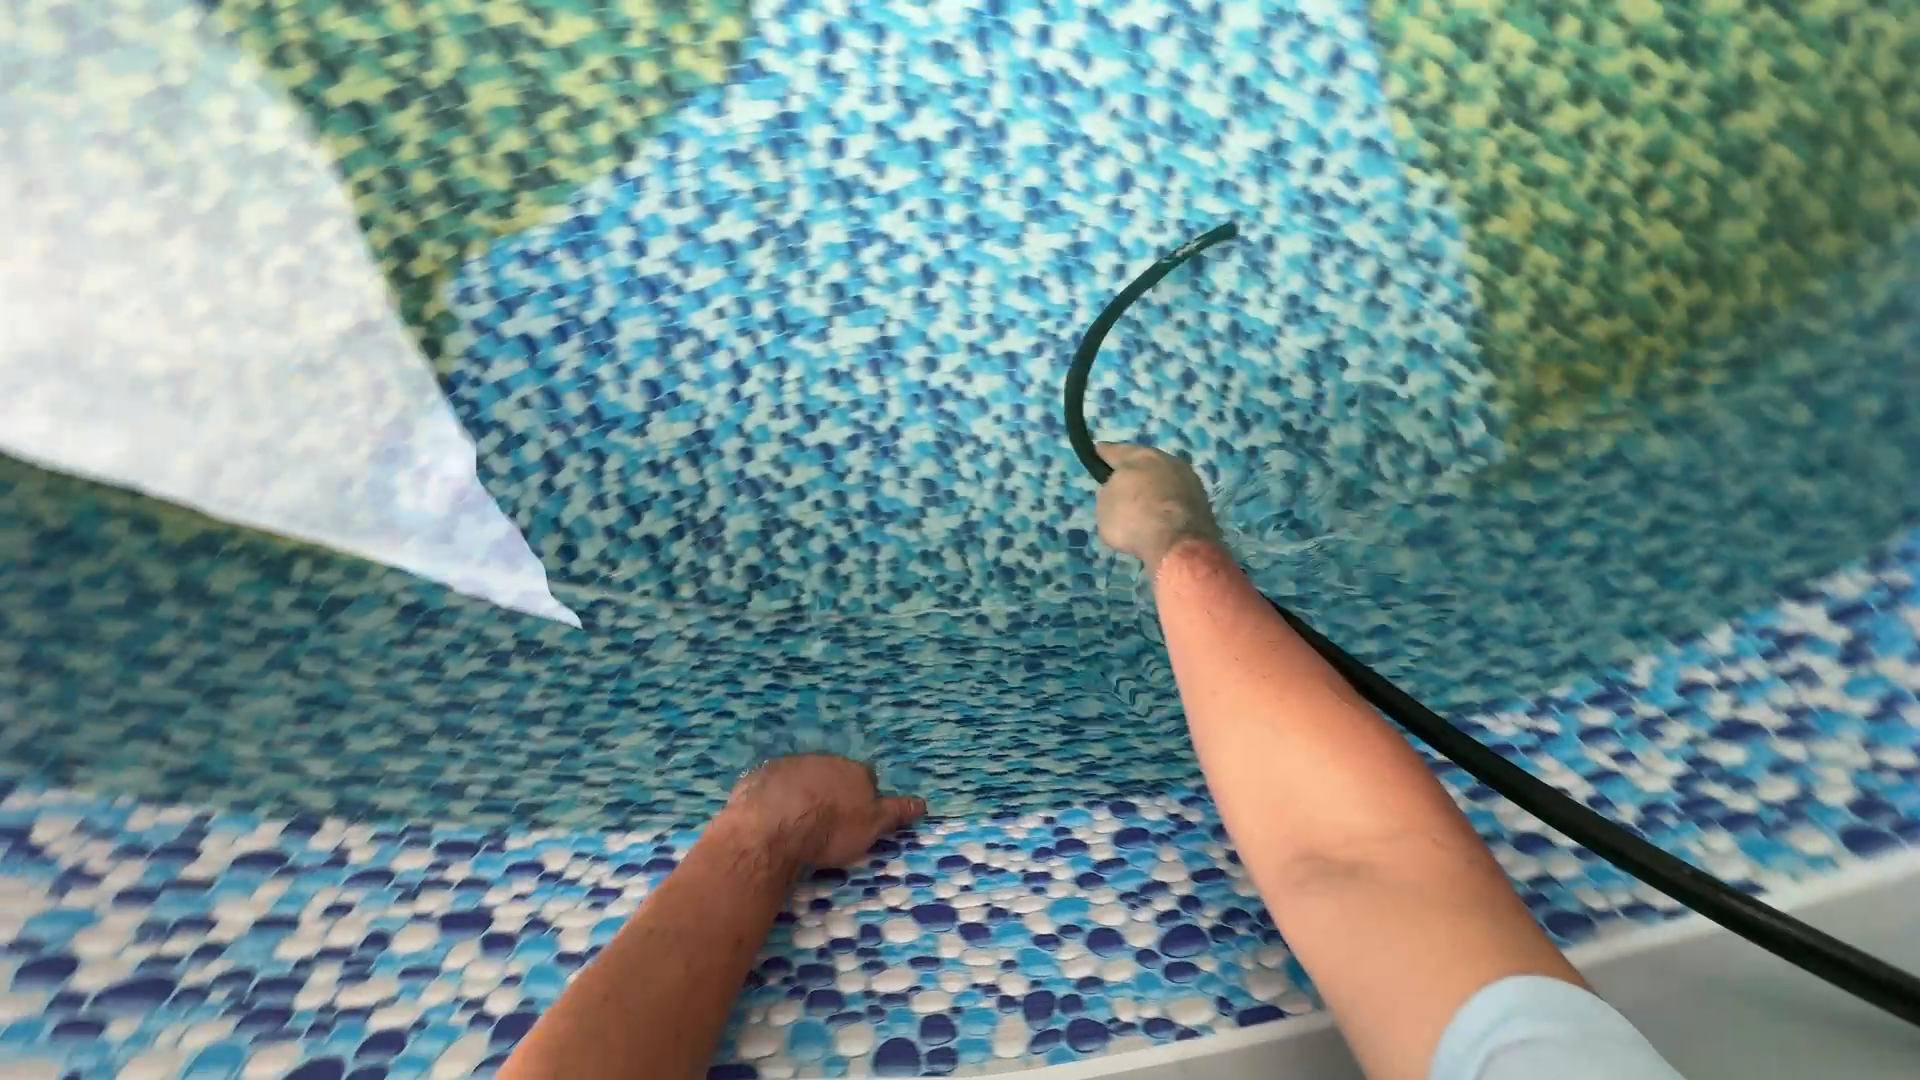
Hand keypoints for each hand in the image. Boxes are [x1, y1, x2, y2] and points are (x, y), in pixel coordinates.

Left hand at [719, 754, 926, 869]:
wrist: (775, 825)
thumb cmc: (830, 829)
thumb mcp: (870, 827)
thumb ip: (895, 813)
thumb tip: (922, 803)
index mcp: (855, 772)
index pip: (867, 779)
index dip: (862, 798)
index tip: (855, 818)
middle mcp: (826, 760)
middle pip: (834, 774)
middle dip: (832, 791)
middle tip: (825, 821)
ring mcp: (792, 764)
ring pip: (802, 776)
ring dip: (802, 792)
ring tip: (796, 820)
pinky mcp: (762, 774)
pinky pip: (772, 783)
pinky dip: (774, 795)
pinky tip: (769, 815)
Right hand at [1095, 443, 1222, 573]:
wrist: (1179, 543)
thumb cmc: (1134, 521)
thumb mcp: (1104, 508)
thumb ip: (1108, 493)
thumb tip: (1115, 489)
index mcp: (1138, 456)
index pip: (1115, 450)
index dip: (1104, 453)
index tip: (1098, 452)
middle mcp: (1165, 459)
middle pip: (1144, 460)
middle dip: (1133, 468)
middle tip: (1122, 478)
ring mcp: (1188, 477)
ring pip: (1163, 475)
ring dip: (1153, 483)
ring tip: (1144, 499)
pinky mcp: (1202, 497)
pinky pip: (1176, 493)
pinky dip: (1167, 498)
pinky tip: (1161, 511)